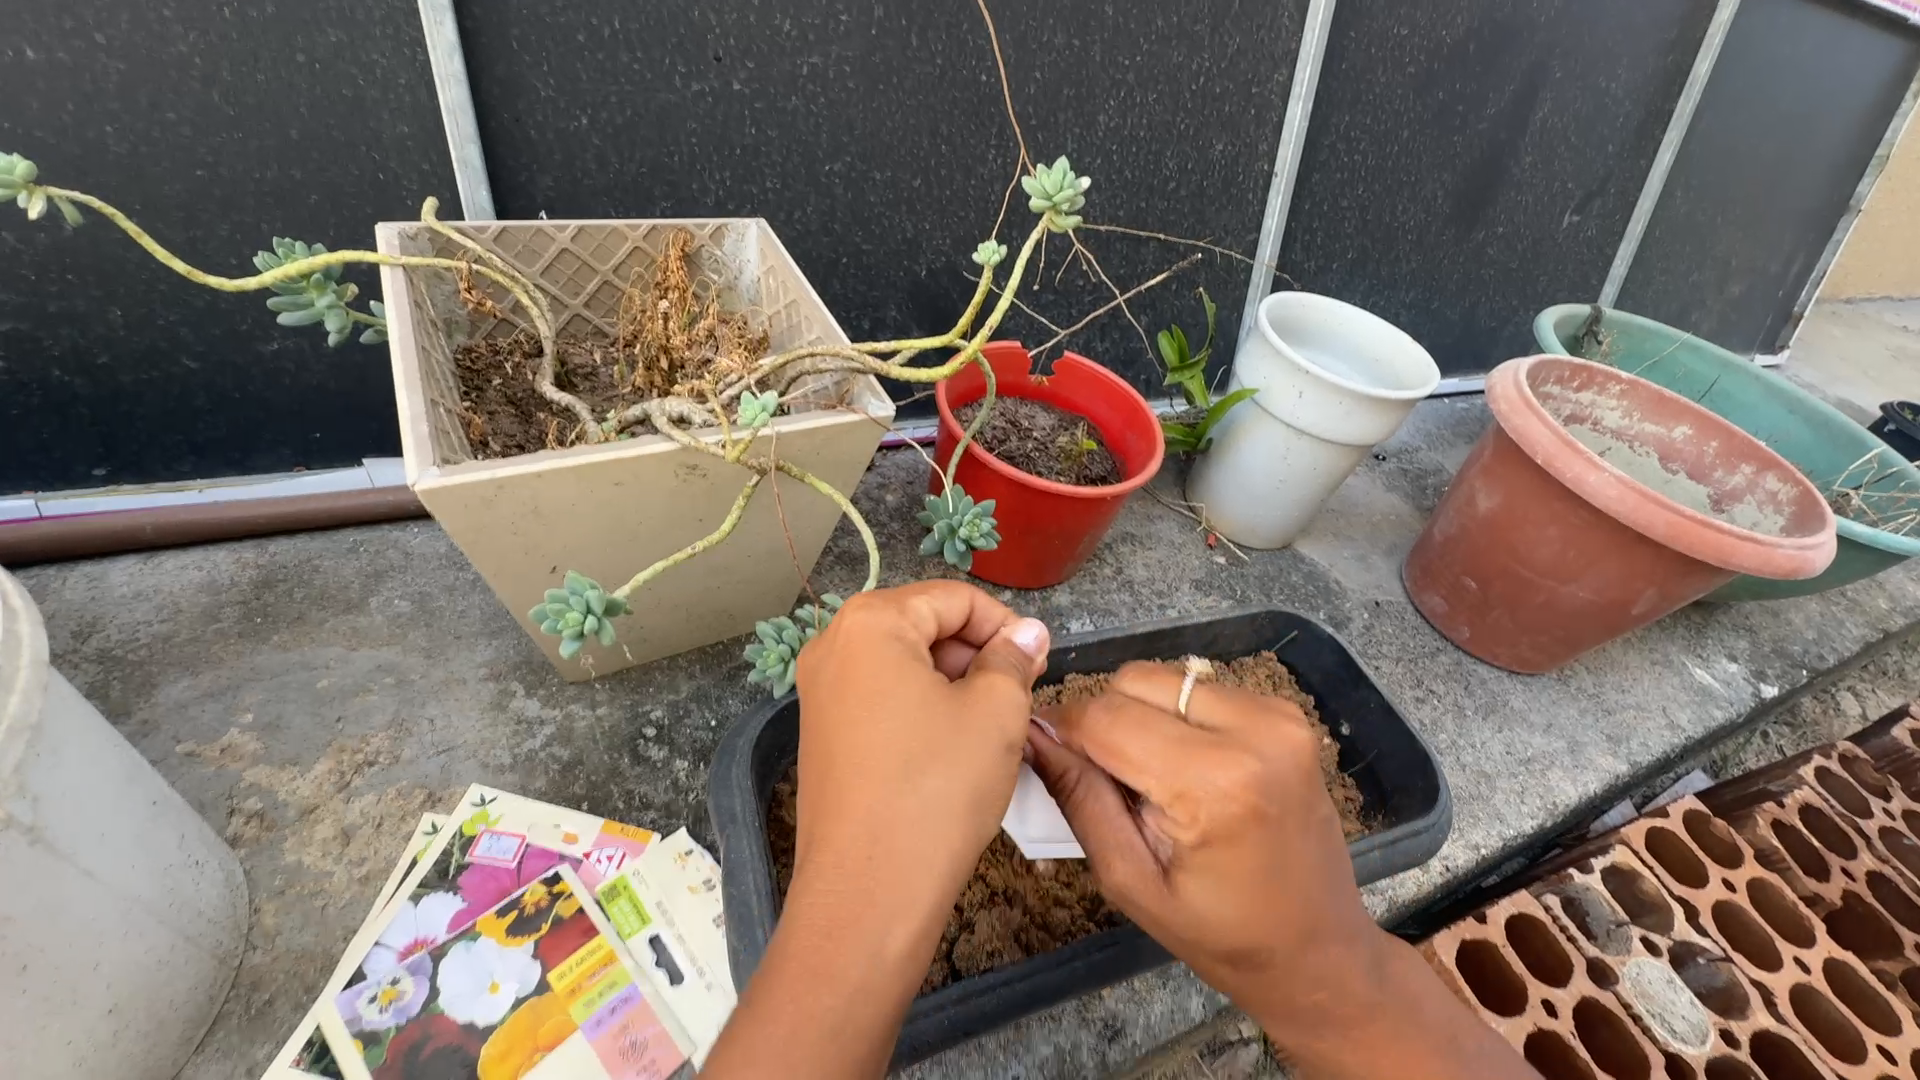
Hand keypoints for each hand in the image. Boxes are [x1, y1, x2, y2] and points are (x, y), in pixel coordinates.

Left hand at [704, 582, 1050, 1079]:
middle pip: (924, 626)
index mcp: (870, 622)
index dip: (1005, 624)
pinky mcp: (824, 735)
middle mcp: (833, 645)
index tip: (1040, 662)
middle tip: (1020, 696)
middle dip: (978, 654)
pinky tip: (953, 748)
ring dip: (955, 684)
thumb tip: (1029, 632)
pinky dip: (924, 710)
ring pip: (905, 665)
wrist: (867, 894)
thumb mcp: (994, 713)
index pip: (954, 598)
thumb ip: (1013, 659)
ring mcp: (821, 693)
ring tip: (992, 726)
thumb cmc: (936, 789)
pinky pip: (883, 700)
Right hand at [1026, 661, 1379, 1042]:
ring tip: (1146, 772)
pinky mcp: (1284, 711)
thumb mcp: (1130, 880)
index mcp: (1216, 782)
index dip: (1062, 729)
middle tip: (1103, 776)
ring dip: (1136, 714)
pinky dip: (1172, 715)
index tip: (1044, 753)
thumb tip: (1032, 735)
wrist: (1320, 948)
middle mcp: (1253, 730)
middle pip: (1132, 682)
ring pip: (1162, 678)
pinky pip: (1196, 688)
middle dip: (1101, 720)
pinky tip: (1182, 763)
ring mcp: (1276, 714)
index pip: (1104, 718)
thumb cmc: (1221, 934)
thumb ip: (1078, 797)